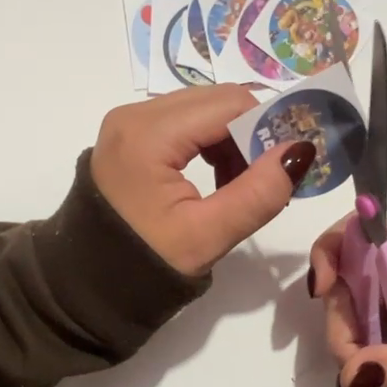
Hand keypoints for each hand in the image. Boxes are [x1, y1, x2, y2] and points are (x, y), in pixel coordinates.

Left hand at [93, 85, 317, 275]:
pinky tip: (217, 181)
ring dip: (231, 141)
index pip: (230, 104)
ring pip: (201, 110)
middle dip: (251, 135)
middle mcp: (134, 114)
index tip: (291, 164)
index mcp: (148, 134)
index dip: (269, 127)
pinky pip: (182, 123)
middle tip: (268, 180)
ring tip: (241, 187)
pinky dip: (208, 144)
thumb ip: (257, 193)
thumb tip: (300, 150)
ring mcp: (128, 123)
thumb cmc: (144, 264)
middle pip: (216, 101)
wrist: (86, 284)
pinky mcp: (128, 136)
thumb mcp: (207, 235)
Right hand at [308, 218, 386, 386]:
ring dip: (349, 329)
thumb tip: (348, 373)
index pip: (365, 227)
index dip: (332, 250)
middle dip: (340, 314)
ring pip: (354, 288)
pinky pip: (368, 300)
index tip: (322, 293)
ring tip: (368, 369)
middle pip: (351, 266)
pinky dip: (361, 330)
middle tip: (353, 361)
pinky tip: (374, 360)